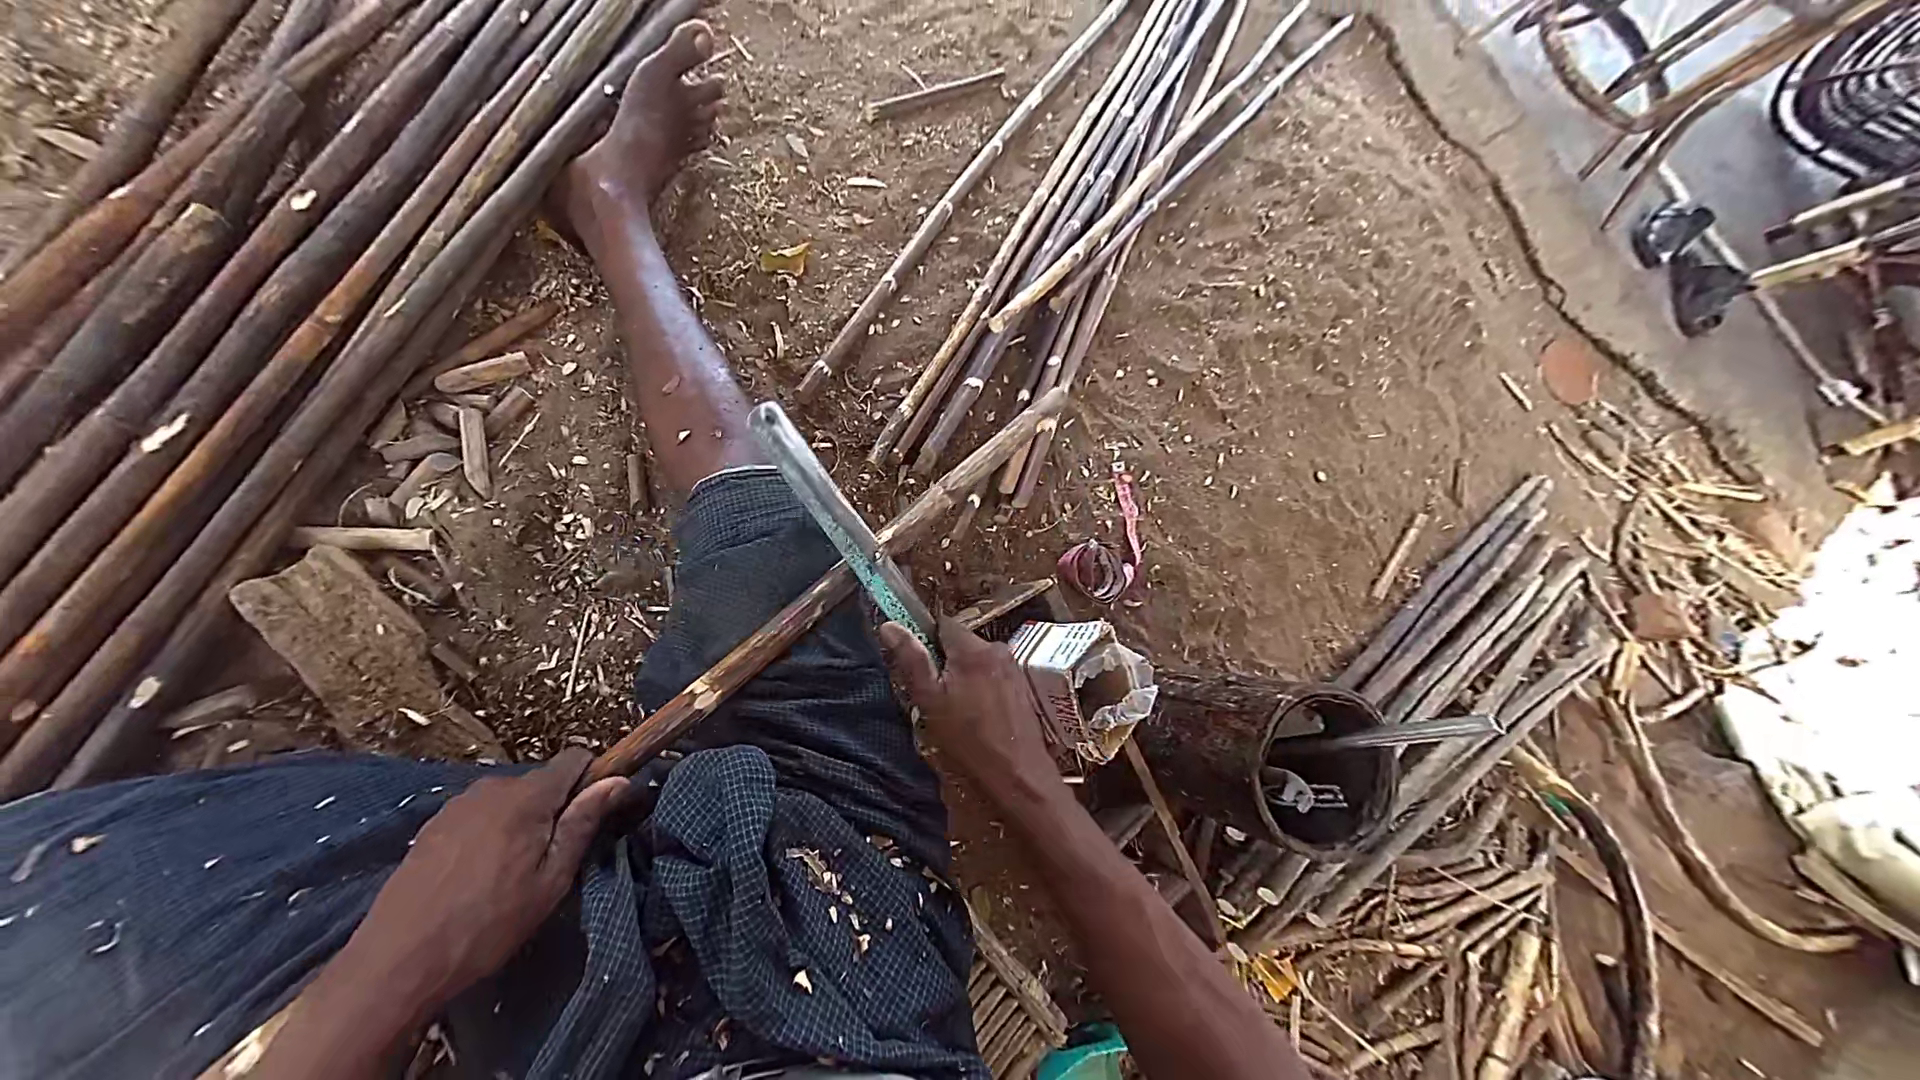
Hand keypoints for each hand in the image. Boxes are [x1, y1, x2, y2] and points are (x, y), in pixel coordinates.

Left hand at [329, 750, 630, 1017]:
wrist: (394, 965)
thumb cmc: (488, 923)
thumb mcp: (552, 878)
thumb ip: (585, 821)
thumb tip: (618, 780)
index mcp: (528, 795)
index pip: (576, 758)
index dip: (592, 780)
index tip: (591, 815)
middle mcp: (493, 787)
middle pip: (542, 781)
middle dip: (555, 807)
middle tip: (549, 857)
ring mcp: (458, 805)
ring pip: (510, 799)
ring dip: (521, 820)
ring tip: (510, 870)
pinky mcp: (432, 825)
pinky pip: (480, 814)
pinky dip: (490, 832)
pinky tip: (477, 873)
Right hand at [879, 618, 1058, 798]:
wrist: (1017, 773)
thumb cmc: (967, 738)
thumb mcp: (930, 699)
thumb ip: (911, 658)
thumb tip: (890, 625)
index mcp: (972, 648)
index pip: (942, 623)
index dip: (926, 640)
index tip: (920, 666)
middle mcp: (997, 648)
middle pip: (961, 643)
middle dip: (946, 661)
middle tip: (935, 693)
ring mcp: (1013, 667)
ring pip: (977, 660)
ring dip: (965, 675)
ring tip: (957, 708)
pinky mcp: (1022, 685)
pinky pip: (993, 675)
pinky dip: (983, 687)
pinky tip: (979, 714)